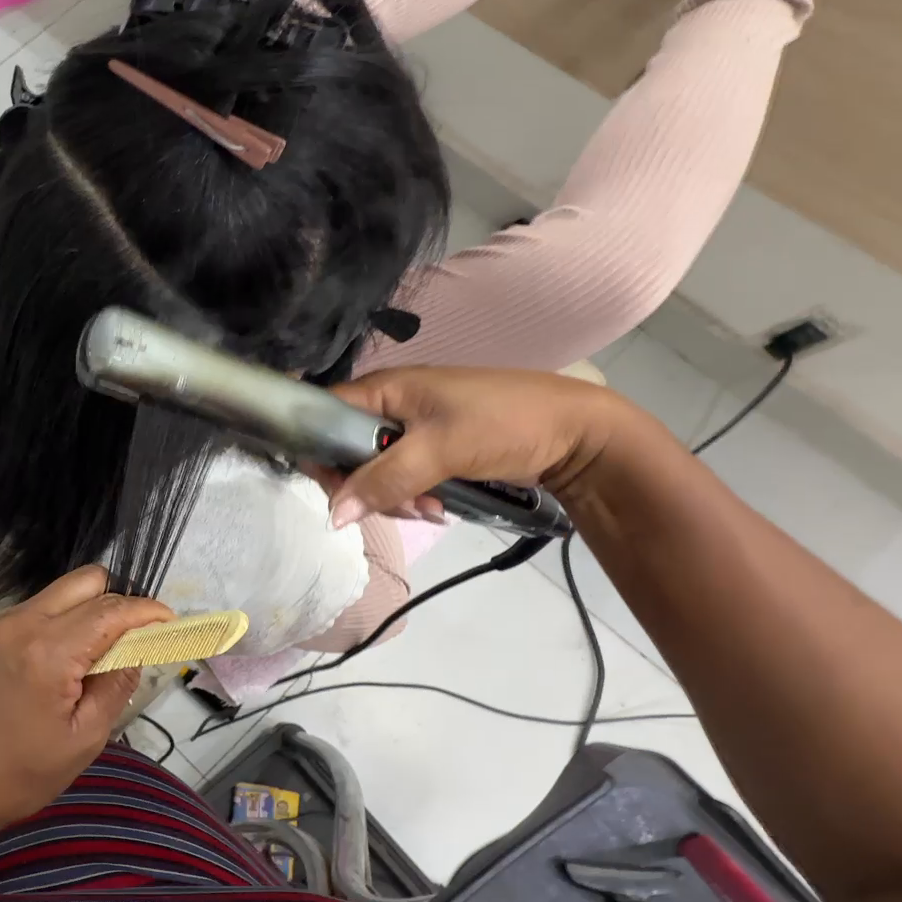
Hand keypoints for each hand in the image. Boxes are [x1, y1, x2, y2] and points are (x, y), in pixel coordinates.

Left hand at [0, 566, 172, 831]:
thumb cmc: (25, 771)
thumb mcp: (87, 737)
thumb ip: (117, 684)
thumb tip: (139, 649)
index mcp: (47, 652)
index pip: (109, 610)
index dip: (147, 612)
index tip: (173, 623)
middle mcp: (22, 623)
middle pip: (87, 581)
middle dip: (120, 603)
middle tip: (138, 640)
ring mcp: (4, 622)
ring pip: (64, 590)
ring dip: (92, 610)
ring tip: (105, 654)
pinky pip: (43, 606)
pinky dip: (68, 619)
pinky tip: (74, 657)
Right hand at [324, 367, 643, 526]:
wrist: (582, 434)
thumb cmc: (506, 424)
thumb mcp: (440, 450)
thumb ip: (384, 480)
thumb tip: (333, 514)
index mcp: (384, 387)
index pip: (323, 415)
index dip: (319, 451)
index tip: (338, 486)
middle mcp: (390, 403)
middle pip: (345, 450)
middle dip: (365, 484)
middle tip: (397, 504)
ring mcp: (411, 427)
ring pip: (373, 469)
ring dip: (393, 496)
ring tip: (429, 508)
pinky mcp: (432, 448)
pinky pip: (400, 476)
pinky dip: (412, 495)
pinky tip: (438, 507)